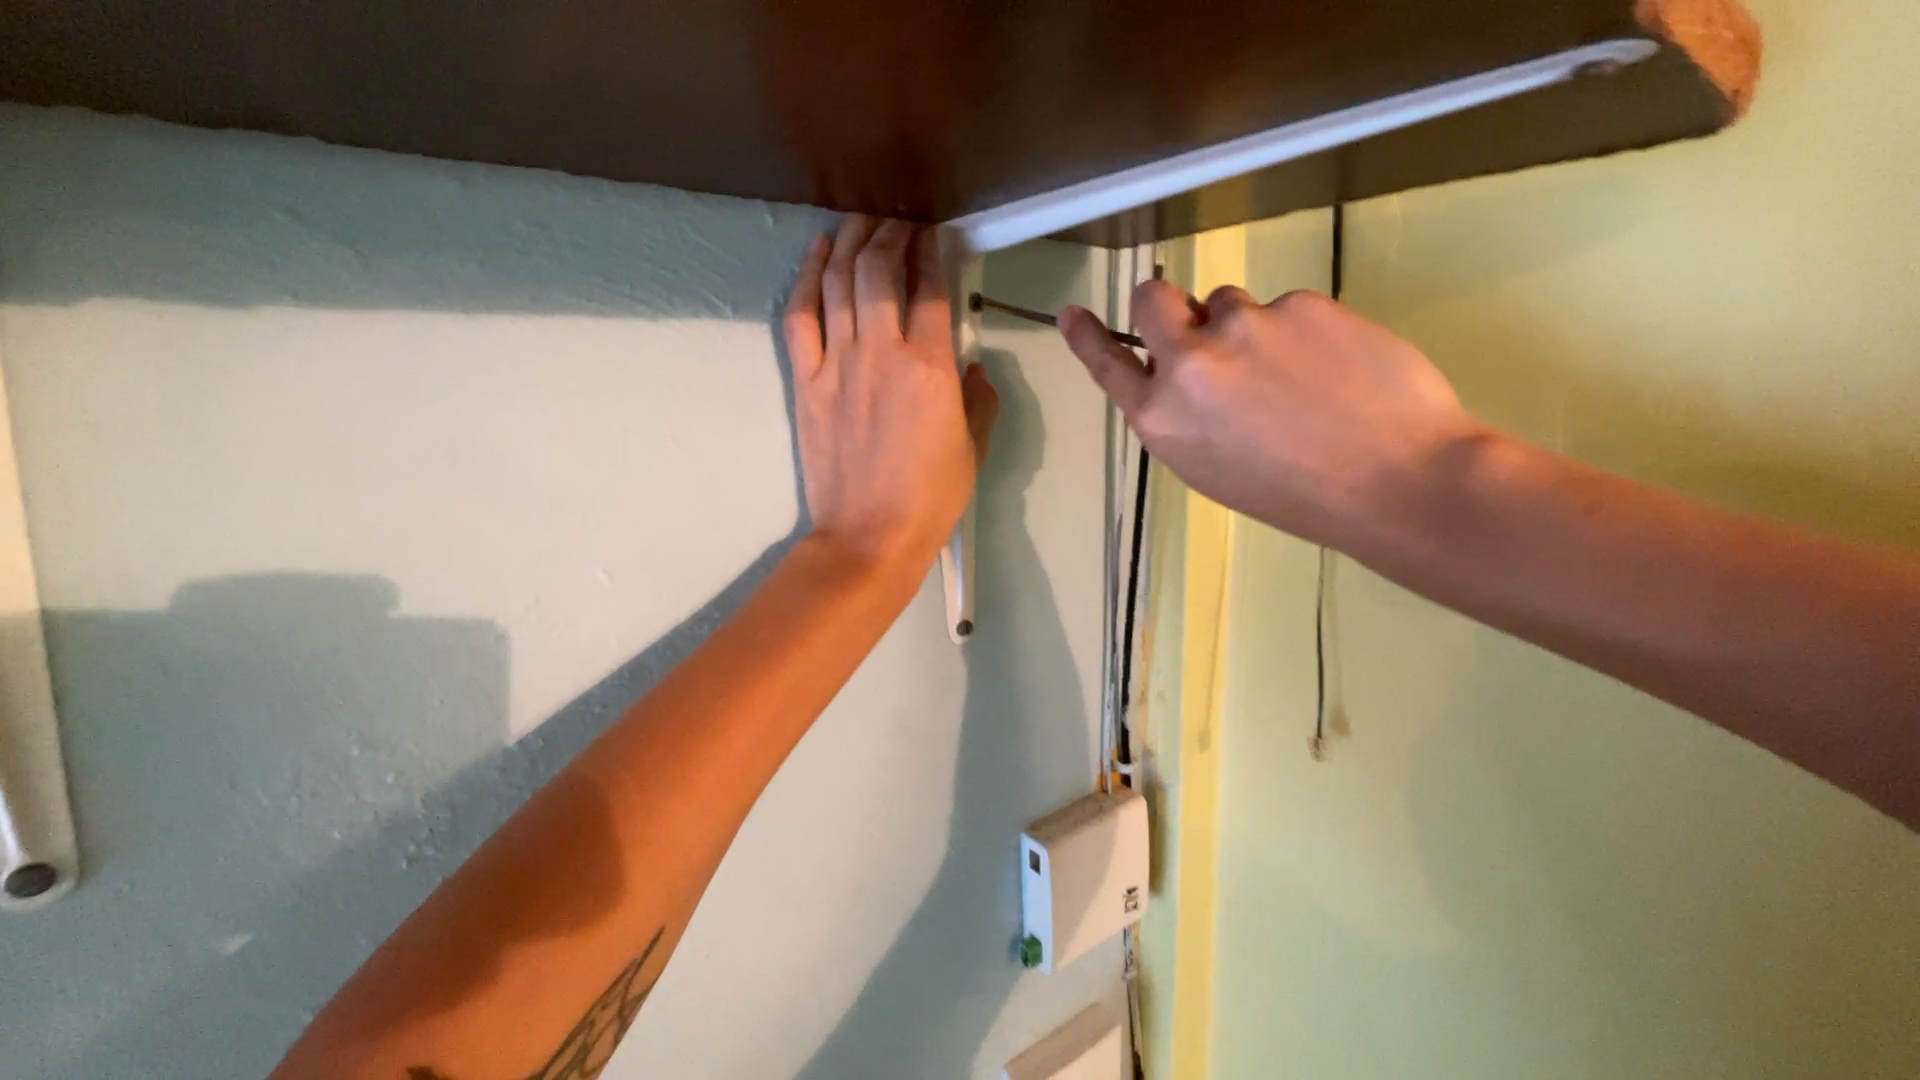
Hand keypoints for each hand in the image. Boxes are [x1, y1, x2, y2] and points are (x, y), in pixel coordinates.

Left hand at [784, 216, 997, 568]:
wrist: (869, 536)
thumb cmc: (931, 498)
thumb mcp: (975, 447)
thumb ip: (979, 397)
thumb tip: (968, 364)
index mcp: (931, 368)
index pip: (931, 288)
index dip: (932, 251)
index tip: (934, 233)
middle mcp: (883, 352)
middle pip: (880, 270)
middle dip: (891, 233)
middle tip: (899, 220)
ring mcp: (838, 363)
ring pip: (841, 281)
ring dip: (852, 241)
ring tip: (862, 219)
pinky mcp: (807, 381)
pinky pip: (801, 315)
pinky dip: (808, 277)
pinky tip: (819, 251)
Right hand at [1059, 282, 1479, 552]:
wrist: (1395, 480)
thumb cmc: (1297, 495)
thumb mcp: (1213, 468)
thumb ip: (1183, 416)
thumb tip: (1185, 375)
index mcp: (1162, 419)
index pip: (1109, 365)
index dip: (1088, 337)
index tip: (1072, 313)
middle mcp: (1189, 364)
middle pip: (1154, 299)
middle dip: (1170, 309)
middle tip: (1204, 331)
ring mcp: (1244, 325)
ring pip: (1227, 302)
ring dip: (1245, 326)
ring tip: (1293, 373)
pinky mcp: (1300, 302)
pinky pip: (1285, 307)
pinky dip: (1300, 331)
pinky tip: (1334, 367)